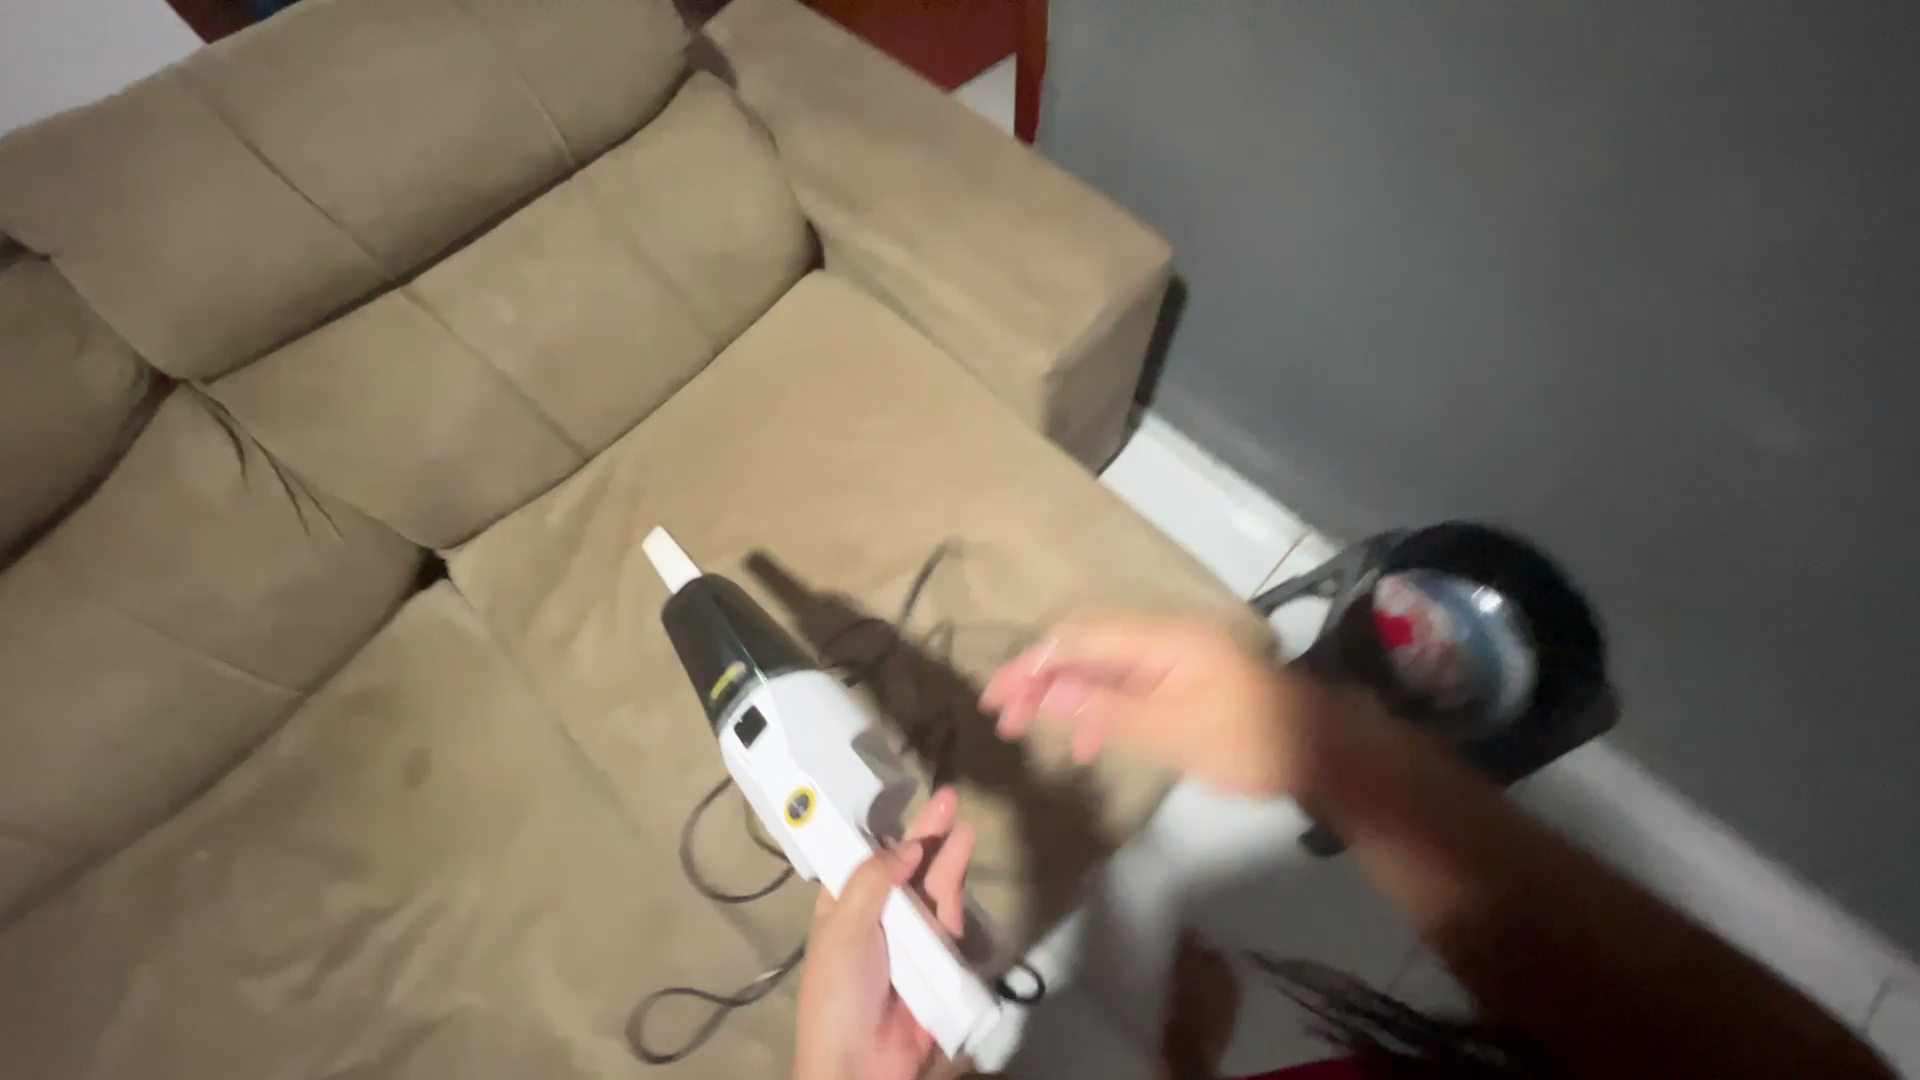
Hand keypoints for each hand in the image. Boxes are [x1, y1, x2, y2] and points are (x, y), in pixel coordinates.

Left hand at [794, 786, 974, 1079]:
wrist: (863, 1069)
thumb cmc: (838, 994)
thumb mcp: (842, 931)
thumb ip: (872, 882)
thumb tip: (908, 845)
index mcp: (844, 906)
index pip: (864, 856)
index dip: (882, 828)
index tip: (900, 795)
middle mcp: (879, 915)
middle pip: (906, 864)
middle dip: (926, 831)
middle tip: (950, 796)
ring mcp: (911, 936)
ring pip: (932, 885)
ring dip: (947, 852)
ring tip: (963, 822)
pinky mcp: (939, 958)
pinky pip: (949, 916)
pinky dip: (956, 886)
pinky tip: (962, 858)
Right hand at [980, 617, 1301, 796]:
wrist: (1320, 753)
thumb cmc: (1249, 741)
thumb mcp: (1174, 732)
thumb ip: (1107, 711)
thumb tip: (1048, 695)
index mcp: (1159, 639)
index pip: (1079, 640)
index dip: (1033, 664)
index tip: (997, 694)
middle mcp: (1158, 639)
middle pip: (1082, 649)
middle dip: (1039, 678)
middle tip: (1003, 714)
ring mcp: (1167, 660)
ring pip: (1098, 669)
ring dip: (1061, 695)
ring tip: (1027, 730)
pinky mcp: (1175, 682)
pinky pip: (1122, 687)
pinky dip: (1096, 710)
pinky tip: (1083, 744)